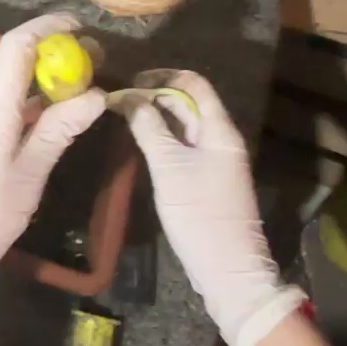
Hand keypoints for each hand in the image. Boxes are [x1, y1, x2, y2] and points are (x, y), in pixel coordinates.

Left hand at [0, 13, 107, 297]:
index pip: (16, 45)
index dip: (49, 27)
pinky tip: (52, 117)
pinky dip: (27, 99)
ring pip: (7, 81)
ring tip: (82, 91)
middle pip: (14, 59)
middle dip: (55, 54)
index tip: (83, 28)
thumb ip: (58, 132)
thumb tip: (95, 94)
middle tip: (96, 66)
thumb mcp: (28, 178)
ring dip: (43, 78)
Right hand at [126, 71, 304, 345]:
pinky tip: (138, 141)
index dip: (162, 76)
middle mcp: (219, 138)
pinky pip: (182, 145)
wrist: (228, 269)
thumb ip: (148, 128)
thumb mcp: (168, 167)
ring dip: (155, 116)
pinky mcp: (205, 178)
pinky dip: (160, 137)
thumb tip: (127, 96)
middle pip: (188, 102)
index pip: (194, 84)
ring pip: (183, 124)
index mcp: (219, 129)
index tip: (129, 82)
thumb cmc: (200, 213)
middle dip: (154, 95)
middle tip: (118, 100)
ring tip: (122, 116)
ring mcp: (213, 159)